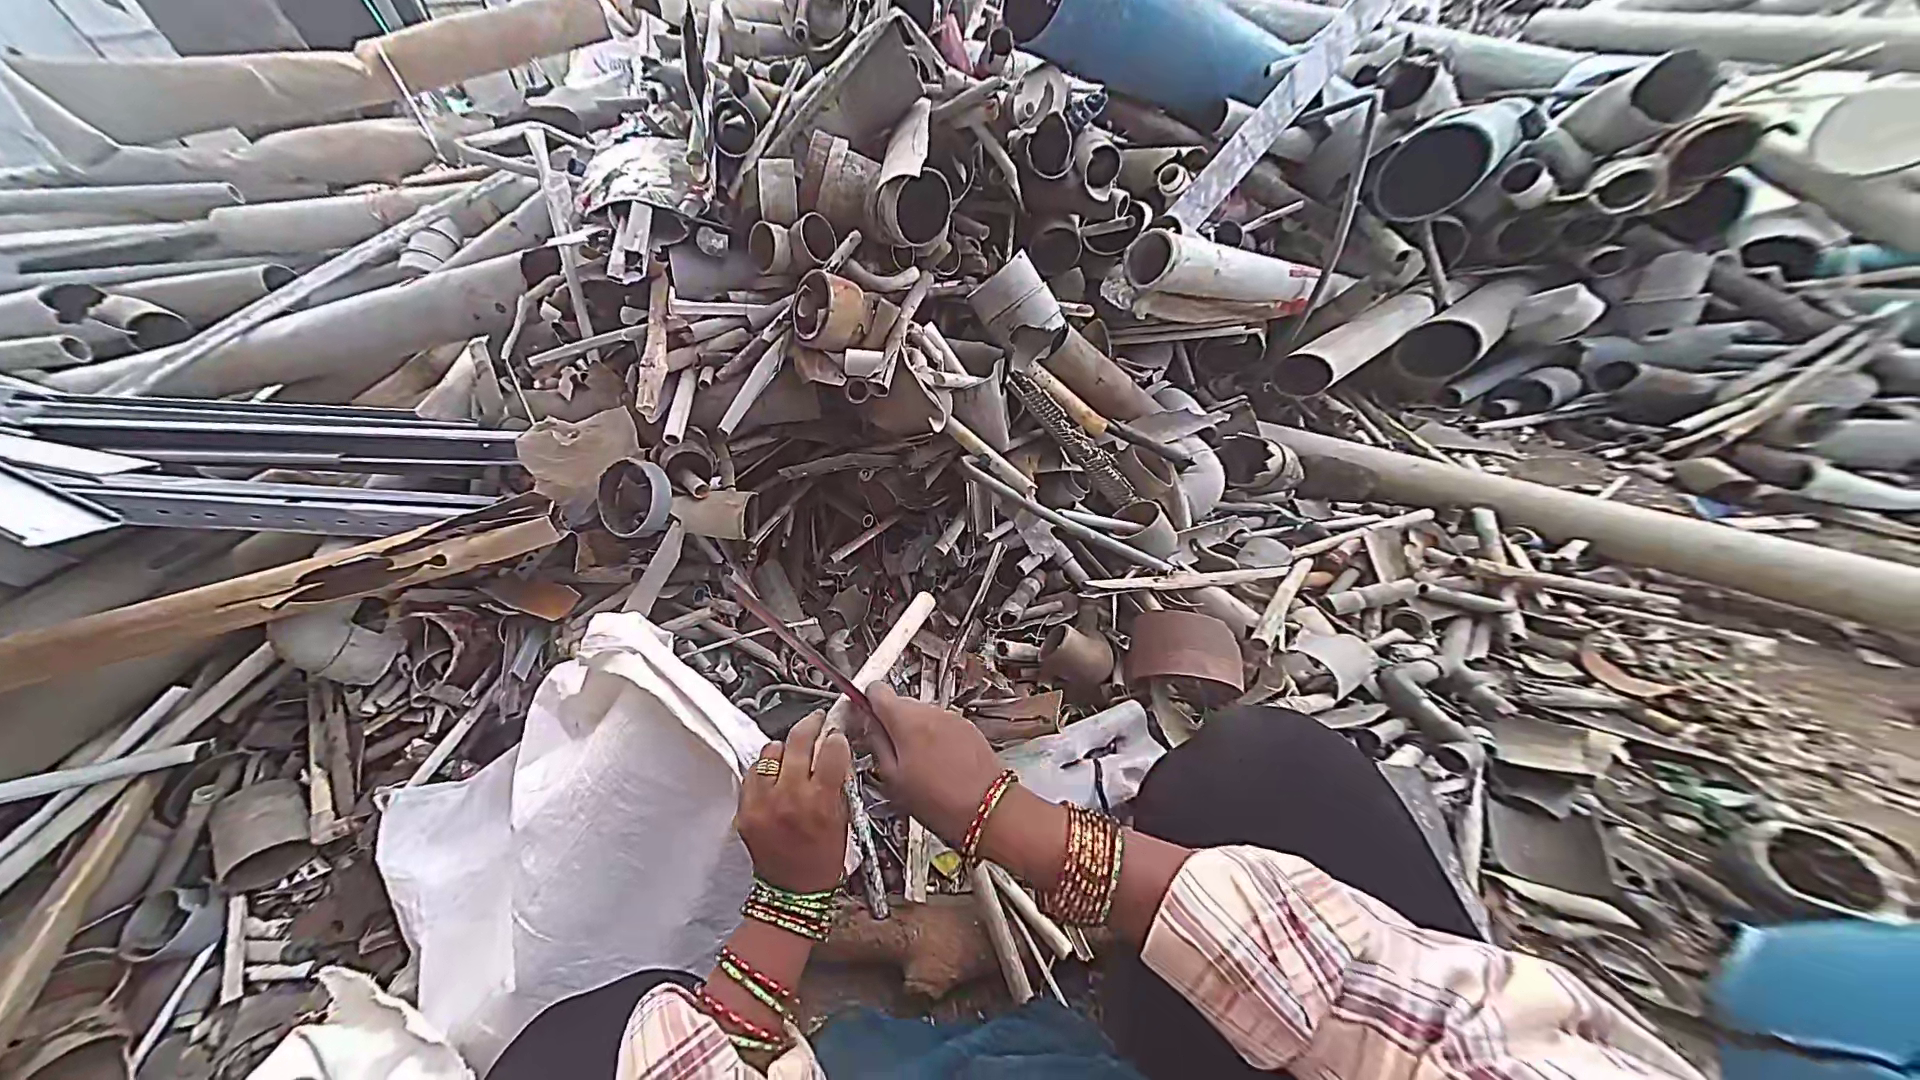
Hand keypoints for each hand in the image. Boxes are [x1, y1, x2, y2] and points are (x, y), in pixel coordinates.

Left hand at [736, 711, 850, 891]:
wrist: (793, 891)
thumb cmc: (823, 857)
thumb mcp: (844, 816)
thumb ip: (839, 779)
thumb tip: (835, 746)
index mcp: (820, 801)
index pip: (831, 748)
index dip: (836, 737)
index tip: (836, 734)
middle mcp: (789, 798)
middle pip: (798, 739)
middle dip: (811, 725)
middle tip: (816, 723)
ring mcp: (763, 802)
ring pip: (772, 750)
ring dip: (786, 748)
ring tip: (793, 757)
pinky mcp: (745, 809)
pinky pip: (754, 771)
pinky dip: (766, 769)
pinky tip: (776, 776)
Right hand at [865, 685, 1006, 847]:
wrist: (986, 808)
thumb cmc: (939, 801)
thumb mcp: (892, 778)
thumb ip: (875, 742)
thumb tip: (866, 722)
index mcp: (906, 721)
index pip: (877, 690)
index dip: (866, 702)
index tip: (864, 716)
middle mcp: (929, 711)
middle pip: (899, 702)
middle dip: (890, 722)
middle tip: (889, 752)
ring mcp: (950, 716)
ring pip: (920, 713)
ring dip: (913, 730)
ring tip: (916, 764)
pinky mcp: (966, 725)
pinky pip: (939, 723)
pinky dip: (933, 736)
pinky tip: (936, 763)